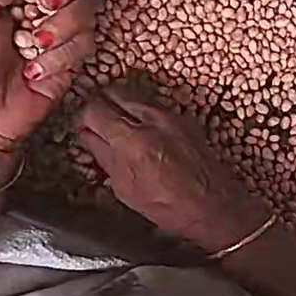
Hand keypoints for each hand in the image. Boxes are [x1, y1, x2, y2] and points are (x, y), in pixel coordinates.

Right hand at [74, 79, 270, 252]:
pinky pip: (155, 104)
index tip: (84, 126)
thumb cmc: (167, 204)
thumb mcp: (124, 185)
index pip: (94, 108)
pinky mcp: (184, 118)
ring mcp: (170, 115)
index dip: (84, 117)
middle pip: (114, 92)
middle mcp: (151, 119)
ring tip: (119, 126)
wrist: (211, 204)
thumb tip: (88, 134)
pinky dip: (143, 110)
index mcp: (130, 139)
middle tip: (98, 122)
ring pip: (135, 94)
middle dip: (102, 104)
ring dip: (122, 104)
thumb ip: (103, 154)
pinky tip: (142, 129)